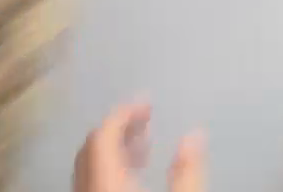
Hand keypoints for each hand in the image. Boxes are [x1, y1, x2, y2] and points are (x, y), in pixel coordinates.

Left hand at [73, 102, 206, 191]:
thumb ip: (187, 169)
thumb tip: (196, 133)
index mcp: (106, 180)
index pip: (102, 135)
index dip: (123, 112)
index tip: (148, 100)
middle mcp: (86, 188)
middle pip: (91, 147)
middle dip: (118, 125)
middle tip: (147, 115)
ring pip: (88, 164)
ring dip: (114, 145)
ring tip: (144, 140)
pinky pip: (90, 180)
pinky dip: (108, 165)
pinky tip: (133, 170)